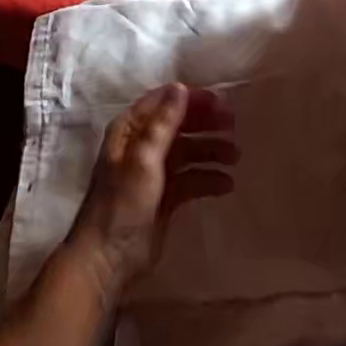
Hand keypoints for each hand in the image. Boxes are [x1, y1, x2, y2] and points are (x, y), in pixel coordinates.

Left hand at [63, 84, 236, 302]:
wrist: (109, 258)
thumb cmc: (123, 202)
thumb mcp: (144, 158)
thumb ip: (163, 123)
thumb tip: (181, 87)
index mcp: (130, 130)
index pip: (162, 102)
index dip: (190, 99)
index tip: (220, 101)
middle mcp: (141, 145)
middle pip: (178, 125)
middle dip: (205, 123)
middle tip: (233, 125)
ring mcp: (153, 172)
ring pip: (187, 152)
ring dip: (210, 151)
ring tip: (235, 156)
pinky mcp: (165, 197)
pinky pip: (190, 179)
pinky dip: (207, 178)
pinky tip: (226, 184)